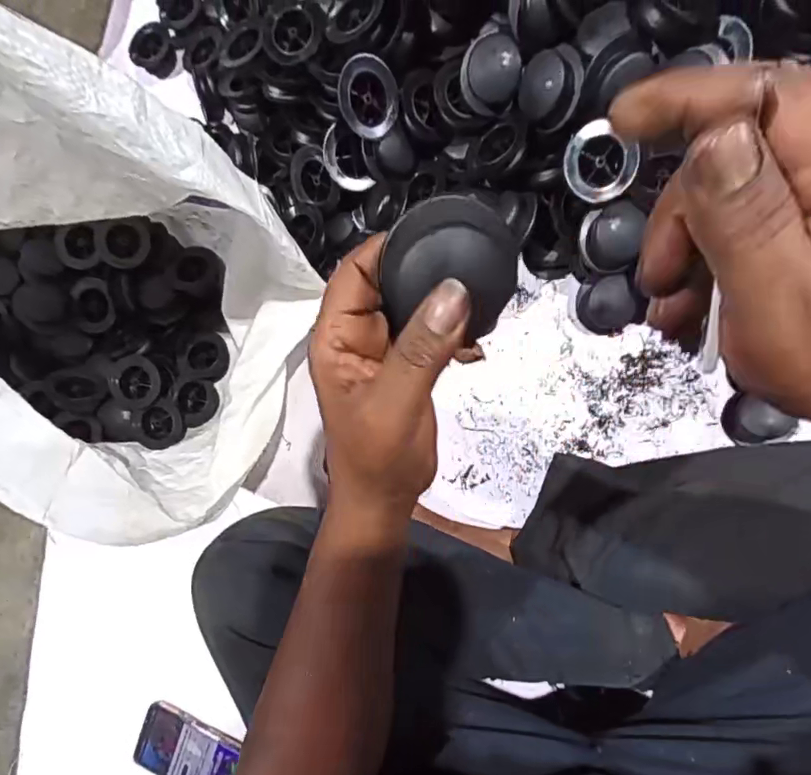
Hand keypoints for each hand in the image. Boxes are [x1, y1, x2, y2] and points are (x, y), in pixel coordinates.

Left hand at [309, 235, 473, 527]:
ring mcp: (383, 355)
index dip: (385, 249)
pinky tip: (472, 343)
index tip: (427, 238)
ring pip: (411, 308)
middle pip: (385, 284)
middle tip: (462, 271)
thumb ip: (421, 349)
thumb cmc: (376, 462)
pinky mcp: (406, 370)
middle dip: (422, 275)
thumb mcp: (395, 402)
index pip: (354, 273)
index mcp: (336, 340)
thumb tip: (451, 294)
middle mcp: (357, 340)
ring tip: (474, 308)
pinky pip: (428, 335)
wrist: (385, 501)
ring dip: (441, 306)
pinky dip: (451, 334)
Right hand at [611, 63, 810, 428]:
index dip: (690, 99)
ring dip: (686, 246)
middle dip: (682, 213)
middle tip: (661, 279)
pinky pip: (740, 220)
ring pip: (727, 190)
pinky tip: (693, 303)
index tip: (626, 120)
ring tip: (675, 307)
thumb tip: (712, 142)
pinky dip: (704, 260)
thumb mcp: (781, 304)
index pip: (766, 96)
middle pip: (735, 149)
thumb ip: (747, 222)